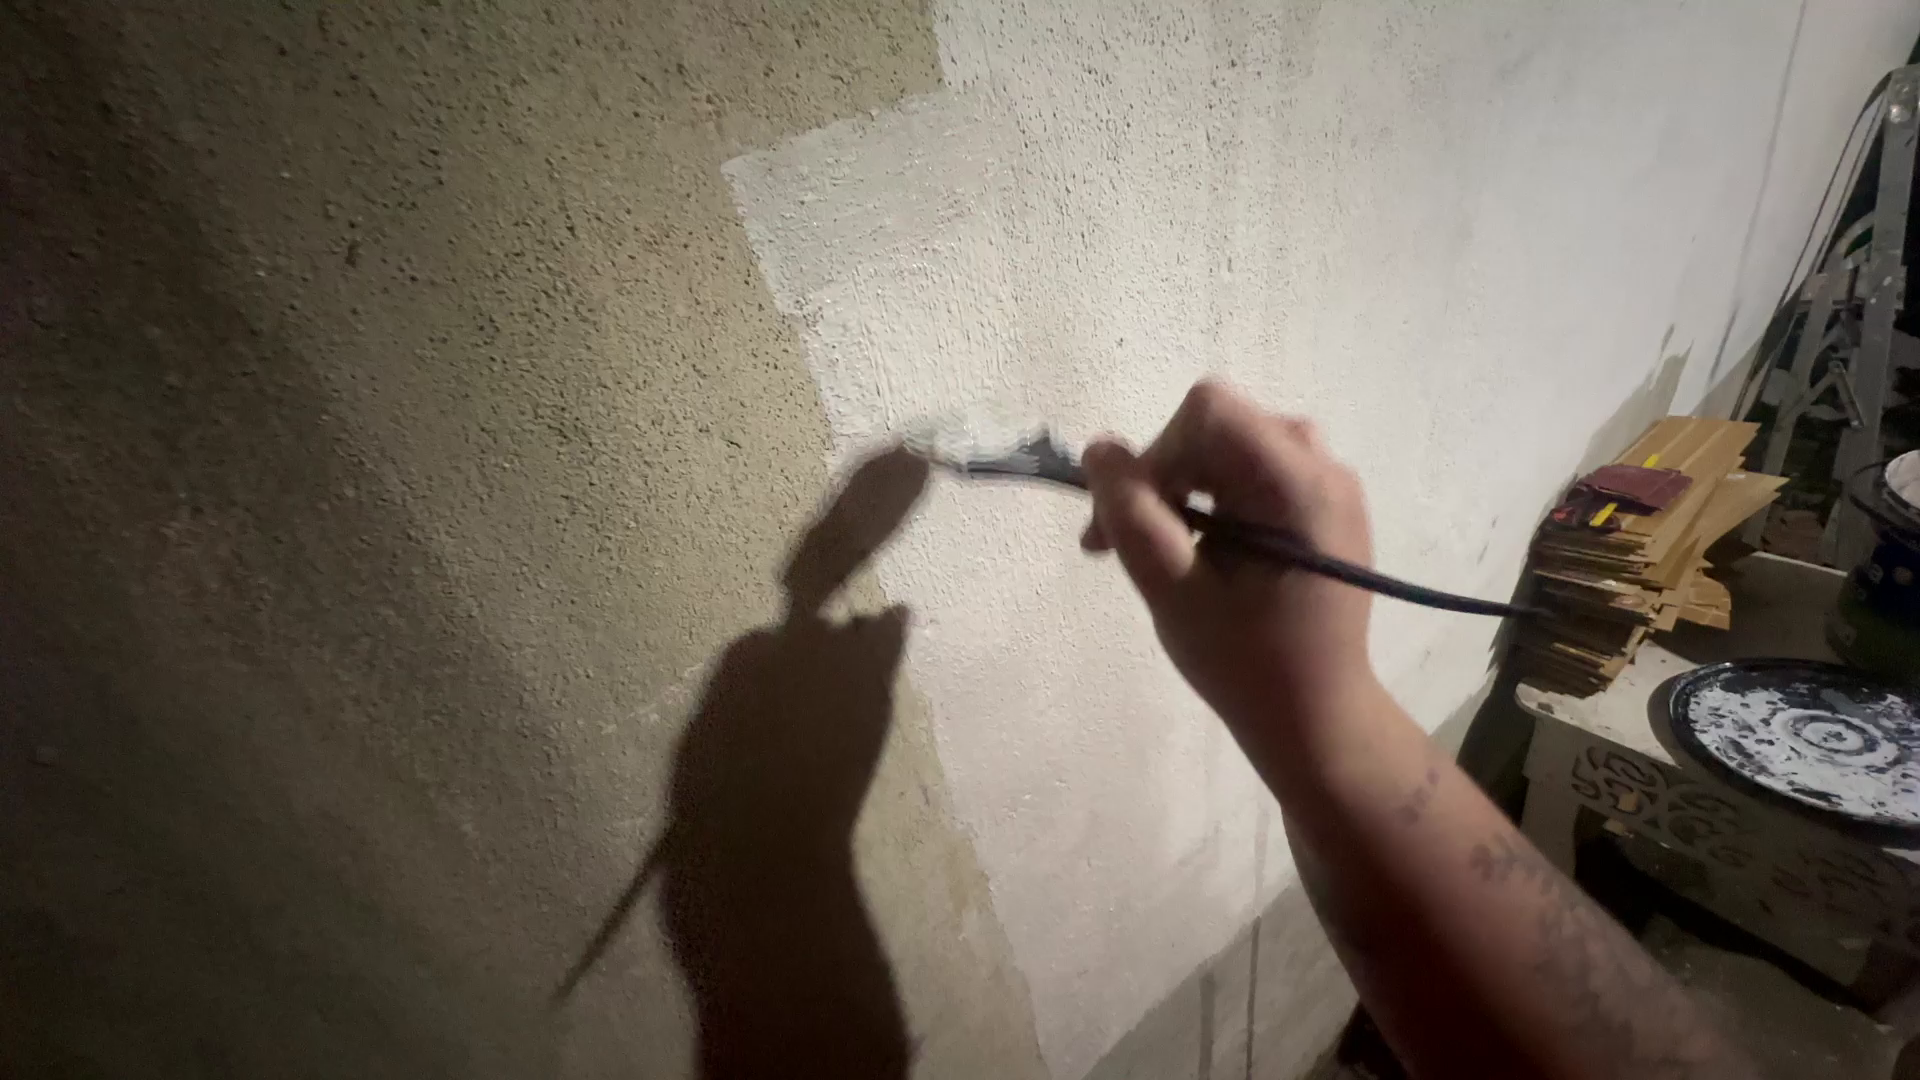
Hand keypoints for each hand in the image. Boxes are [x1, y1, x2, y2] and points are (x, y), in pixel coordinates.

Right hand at [1081, 380, 1377, 726]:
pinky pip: (1250, 472)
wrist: (1315, 717)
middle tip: (1120, 545)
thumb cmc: (1243, 663)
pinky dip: (1208, 500)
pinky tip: (1197, 550)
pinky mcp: (1321, 506)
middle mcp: (1323, 467)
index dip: (1155, 453)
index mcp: (1298, 484)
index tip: (1128, 519)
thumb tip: (1098, 448)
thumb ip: (1130, 514)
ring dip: (1179, 489)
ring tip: (1160, 551)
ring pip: (1227, 448)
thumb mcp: (1172, 591)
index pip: (1208, 412)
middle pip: (1215, 427)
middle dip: (1159, 477)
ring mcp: (1328, 485)